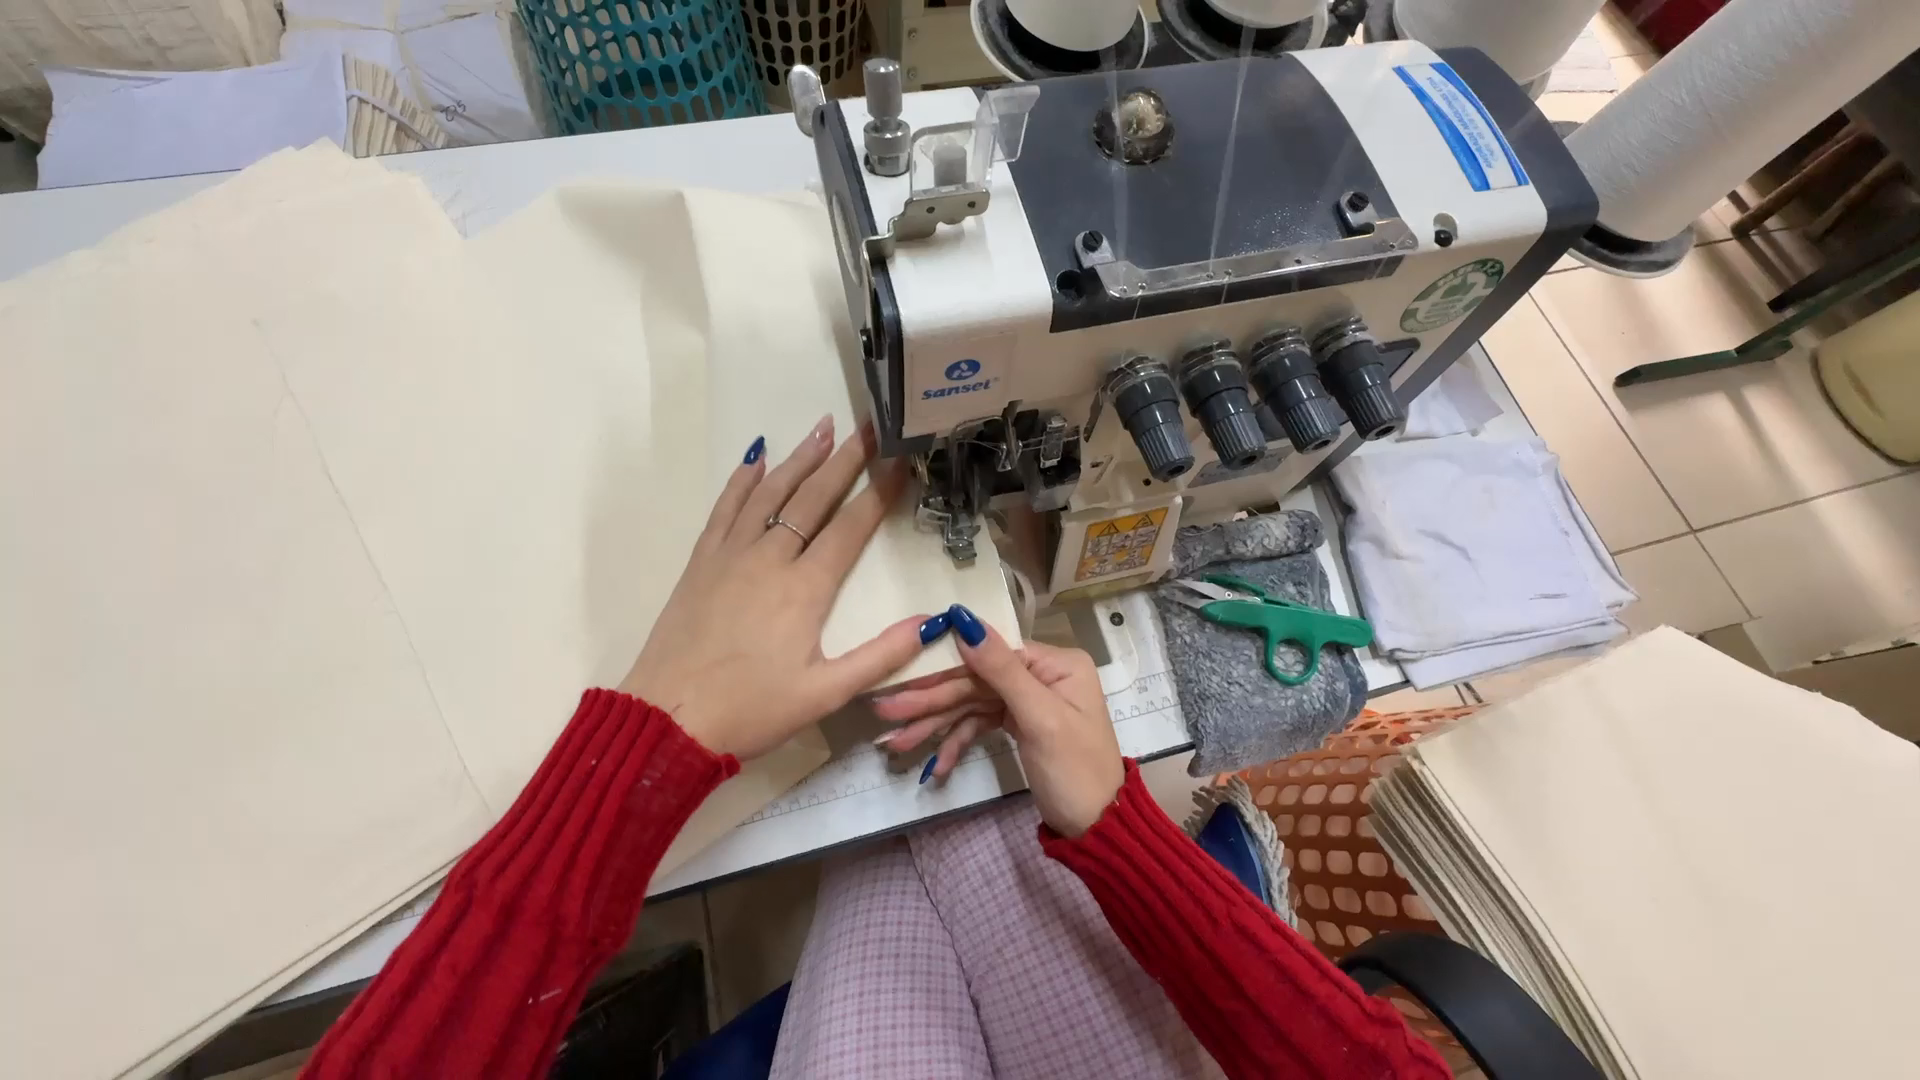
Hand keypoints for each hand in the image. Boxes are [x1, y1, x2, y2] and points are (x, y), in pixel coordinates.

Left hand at [619, 416, 932, 759]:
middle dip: (845, 459)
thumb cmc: (752, 710)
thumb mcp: (826, 694)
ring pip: (769, 494)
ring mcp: (730, 556)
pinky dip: (741, 481)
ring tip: (823, 428)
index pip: (850, 527)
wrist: (667, 721)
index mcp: (805, 589)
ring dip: (798, 458)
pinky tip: (755, 458)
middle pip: (813, 497)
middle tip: (868, 424)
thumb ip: (881, 657)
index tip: (900, 459)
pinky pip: (724, 509)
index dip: (878, 491)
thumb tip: (933, 622)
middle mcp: (769, 560)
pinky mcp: (701, 563)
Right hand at [878, 617, 1123, 836]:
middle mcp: (1042, 674)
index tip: (903, 677)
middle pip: (976, 680)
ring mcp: (1029, 700)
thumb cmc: (1076, 770)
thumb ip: (1001, 669)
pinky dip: (958, 741)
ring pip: (972, 704)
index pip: (989, 654)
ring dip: (936, 725)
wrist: (1099, 829)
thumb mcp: (1040, 718)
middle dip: (932, 701)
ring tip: (896, 745)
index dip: (946, 667)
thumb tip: (963, 620)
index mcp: (1056, 663)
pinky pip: (980, 724)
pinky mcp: (1019, 724)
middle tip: (887, 713)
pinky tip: (936, 765)